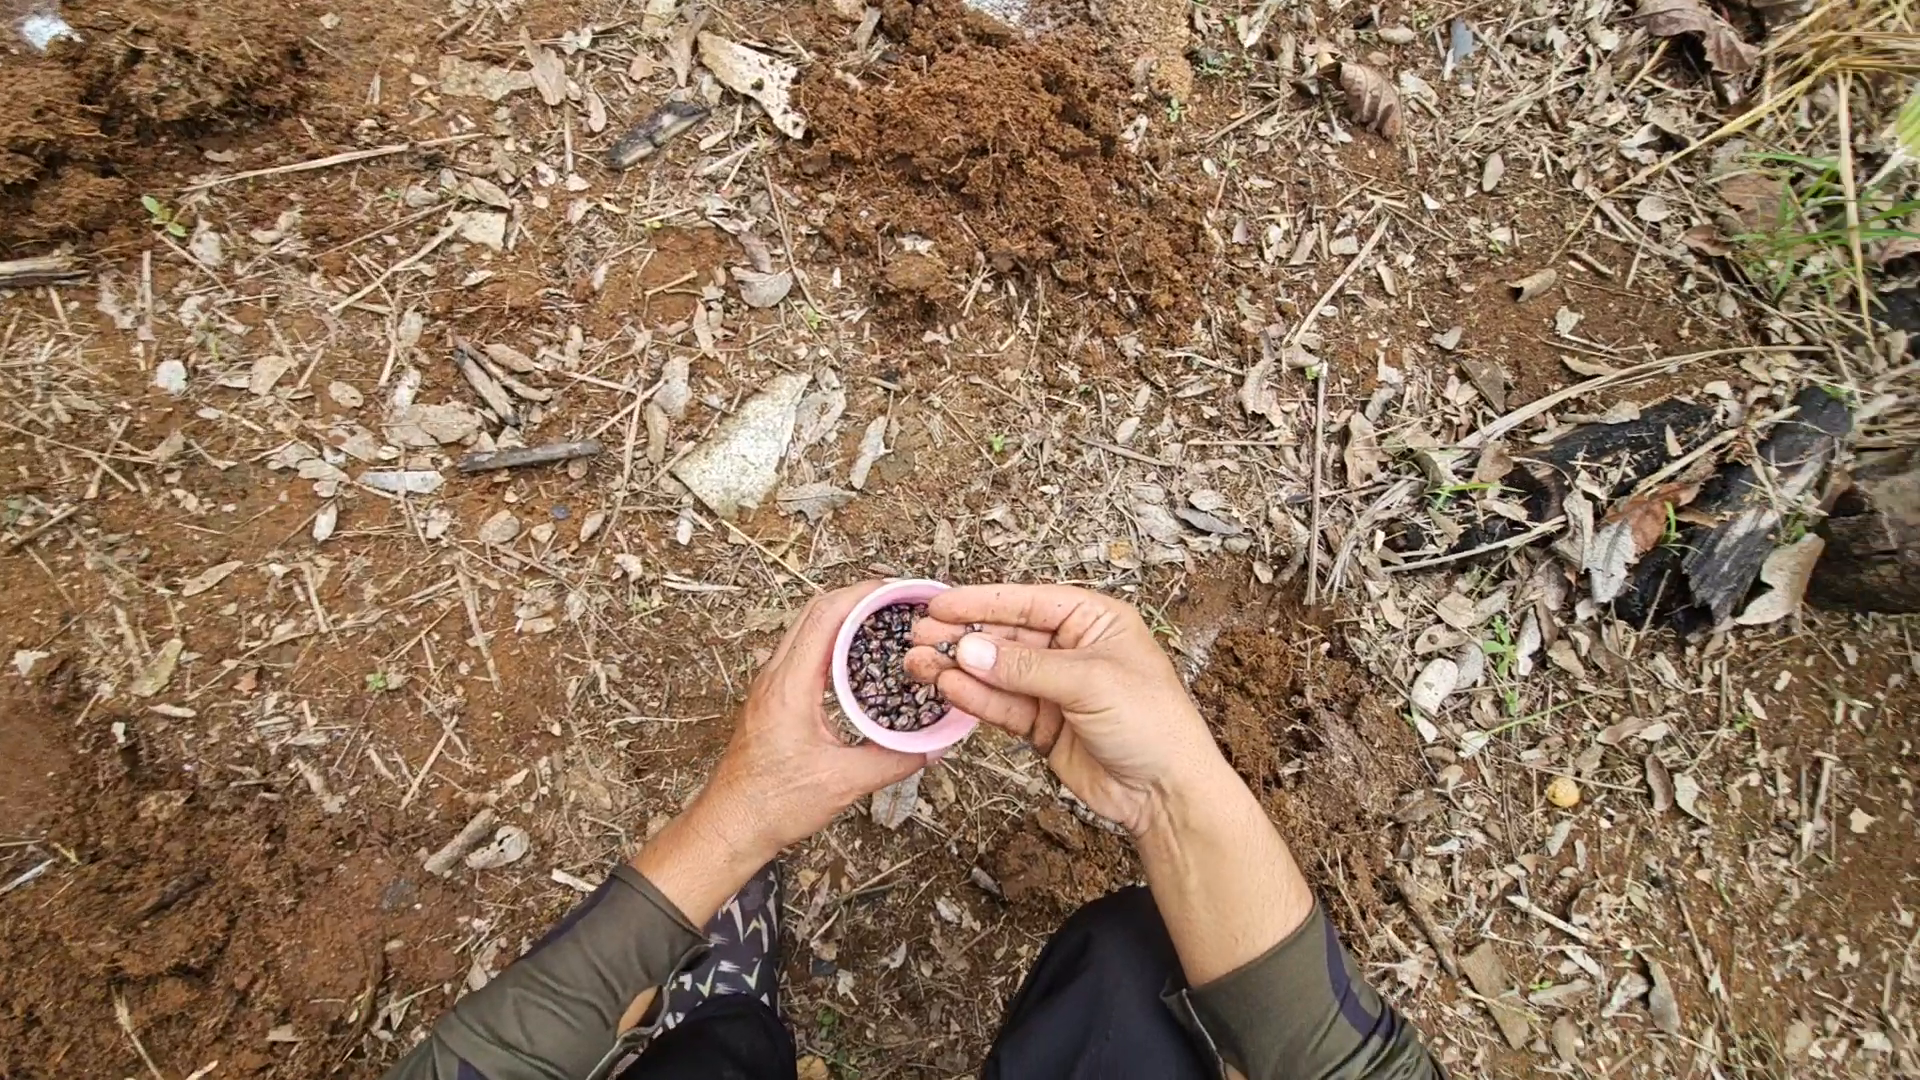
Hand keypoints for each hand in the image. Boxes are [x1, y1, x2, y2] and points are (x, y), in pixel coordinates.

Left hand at [635, 583, 925, 923]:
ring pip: (807, 627)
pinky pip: (803, 648)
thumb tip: (933, 747)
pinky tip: (856, 653)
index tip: (896, 588)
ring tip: (881, 616)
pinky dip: (831, 637)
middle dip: (857, 595)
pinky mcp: (772, 695)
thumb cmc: (773, 804)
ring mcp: (770, 683)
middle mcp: (776, 675)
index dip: (862, 594)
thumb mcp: (844, 783)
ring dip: (842, 614)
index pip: (825, 617)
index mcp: (790, 685)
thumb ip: (894, 761)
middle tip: (896, 597)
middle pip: (815, 611)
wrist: (729, 825)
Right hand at [910, 584, 1312, 987]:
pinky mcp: (1041, 723)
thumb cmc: (1151, 722)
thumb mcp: (1089, 681)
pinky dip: (975, 698)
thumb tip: (969, 648)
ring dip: (958, 668)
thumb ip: (1024, 666)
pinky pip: (1001, 704)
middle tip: (919, 636)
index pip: (1027, 602)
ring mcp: (1053, 687)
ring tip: (917, 664)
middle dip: (962, 636)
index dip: (981, 602)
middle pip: (1006, 636)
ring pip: (996, 672)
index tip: (939, 604)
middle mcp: (1070, 648)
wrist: (1167, 793)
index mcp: (1092, 620)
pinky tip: (947, 688)